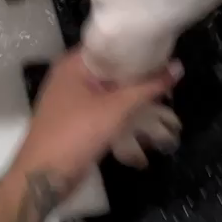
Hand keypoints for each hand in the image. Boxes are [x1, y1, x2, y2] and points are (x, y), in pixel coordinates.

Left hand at [9, 50, 181, 196]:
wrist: (43, 178)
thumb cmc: (76, 134)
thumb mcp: (117, 107)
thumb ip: (149, 86)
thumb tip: (178, 67)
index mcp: (73, 65)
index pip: (110, 43)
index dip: (137, 44)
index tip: (164, 44)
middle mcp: (70, 77)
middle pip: (112, 65)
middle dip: (139, 69)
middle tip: (169, 67)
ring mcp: (72, 99)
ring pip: (110, 86)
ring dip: (133, 89)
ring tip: (164, 86)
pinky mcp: (76, 119)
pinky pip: (105, 104)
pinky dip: (123, 104)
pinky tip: (147, 107)